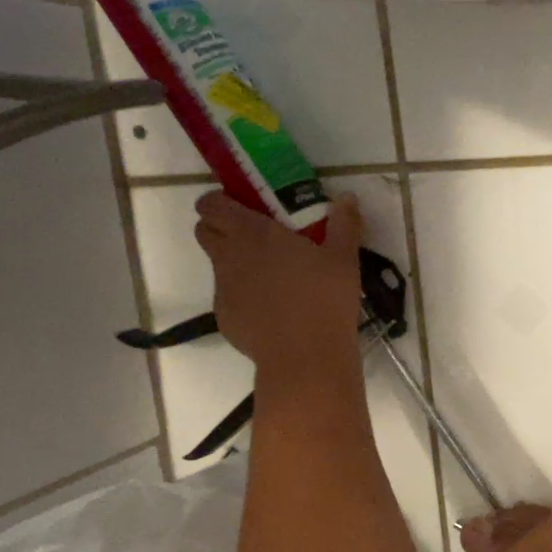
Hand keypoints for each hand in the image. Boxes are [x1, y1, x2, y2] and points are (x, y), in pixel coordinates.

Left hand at [194, 191, 363, 366]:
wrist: (305, 354)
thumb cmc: (326, 298)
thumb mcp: (344, 258)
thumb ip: (344, 225)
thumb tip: (347, 197)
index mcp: (254, 234)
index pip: (211, 205)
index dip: (218, 201)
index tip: (241, 204)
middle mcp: (230, 256)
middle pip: (204, 230)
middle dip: (221, 227)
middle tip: (255, 235)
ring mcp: (223, 288)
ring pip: (218, 264)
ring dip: (236, 261)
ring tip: (273, 274)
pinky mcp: (224, 316)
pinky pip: (230, 295)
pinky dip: (245, 293)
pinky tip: (275, 307)